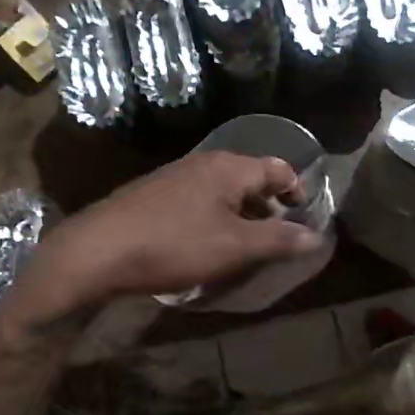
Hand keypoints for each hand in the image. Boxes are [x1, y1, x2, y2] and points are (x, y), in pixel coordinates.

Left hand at [1, 152, 324, 329]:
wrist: (97, 251)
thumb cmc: (174, 245)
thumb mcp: (235, 247)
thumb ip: (279, 239)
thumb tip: (317, 235)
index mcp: (229, 167)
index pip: (278, 168)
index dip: (297, 191)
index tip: (303, 219)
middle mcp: (203, 162)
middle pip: (249, 177)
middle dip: (268, 205)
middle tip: (276, 236)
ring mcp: (174, 176)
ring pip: (222, 189)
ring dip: (240, 213)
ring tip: (244, 245)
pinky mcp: (153, 194)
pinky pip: (197, 200)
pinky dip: (213, 217)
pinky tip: (205, 244)